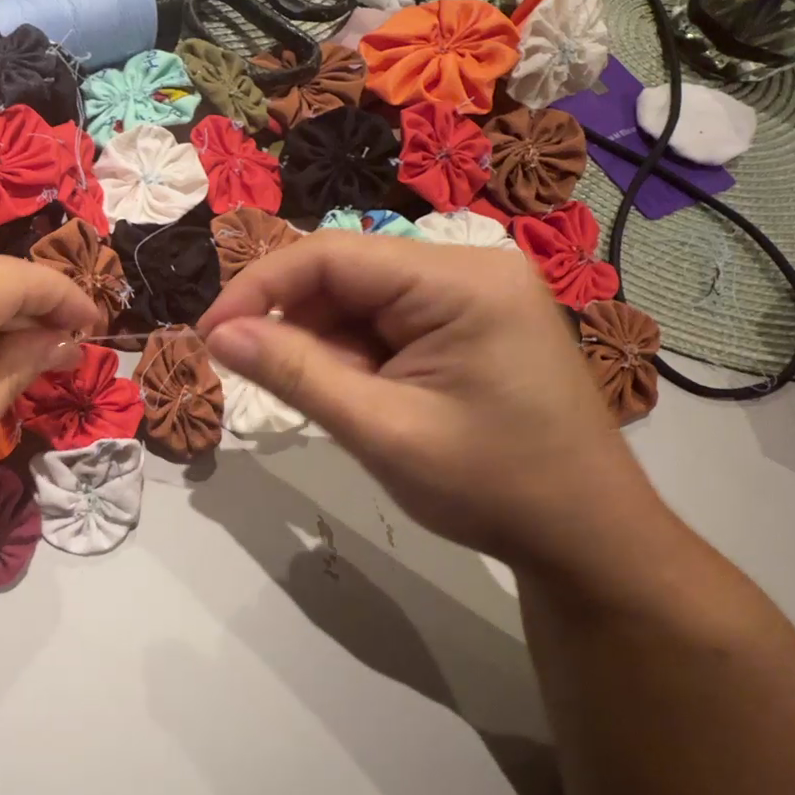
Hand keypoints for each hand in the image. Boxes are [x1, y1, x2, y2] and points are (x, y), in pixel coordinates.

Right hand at [197, 231, 658, 571]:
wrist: (586, 539)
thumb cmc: (492, 486)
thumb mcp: (380, 430)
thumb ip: (294, 374)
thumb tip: (216, 334)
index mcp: (461, 282)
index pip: (330, 255)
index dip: (257, 288)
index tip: (207, 336)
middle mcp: (468, 271)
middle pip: (342, 274)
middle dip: (291, 324)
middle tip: (259, 381)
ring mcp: (470, 297)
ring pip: (355, 301)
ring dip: (321, 347)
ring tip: (331, 405)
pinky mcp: (465, 325)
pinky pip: (381, 324)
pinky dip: (349, 358)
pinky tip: (358, 399)